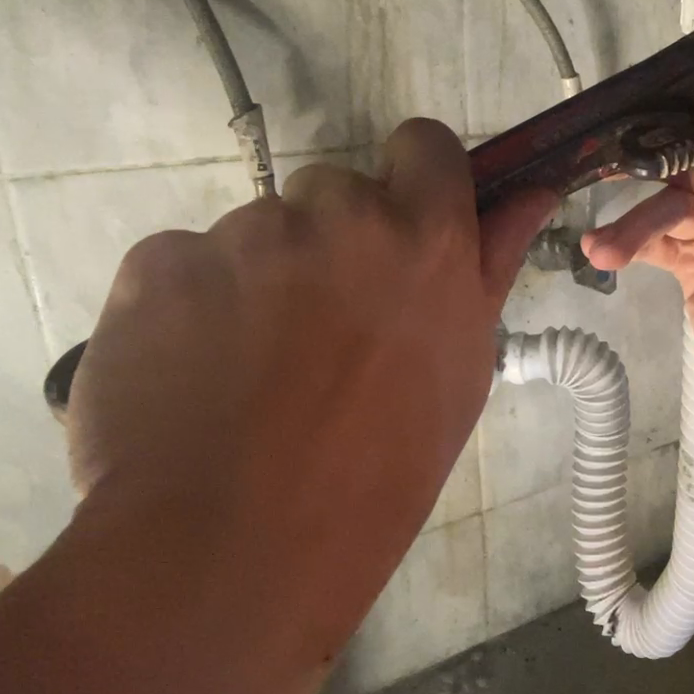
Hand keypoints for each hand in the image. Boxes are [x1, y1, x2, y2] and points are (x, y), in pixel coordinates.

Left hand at [67, 120, 552, 643]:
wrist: (239, 549)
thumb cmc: (384, 466)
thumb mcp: (464, 364)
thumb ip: (494, 264)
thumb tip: (535, 193)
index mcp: (427, 236)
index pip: (426, 143)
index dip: (416, 179)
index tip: (405, 230)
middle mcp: (341, 214)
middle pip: (336, 190)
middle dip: (334, 240)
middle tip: (323, 328)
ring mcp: (244, 234)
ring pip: (259, 230)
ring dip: (261, 273)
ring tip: (251, 365)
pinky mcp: (158, 262)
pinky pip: (183, 259)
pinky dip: (189, 301)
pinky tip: (193, 370)